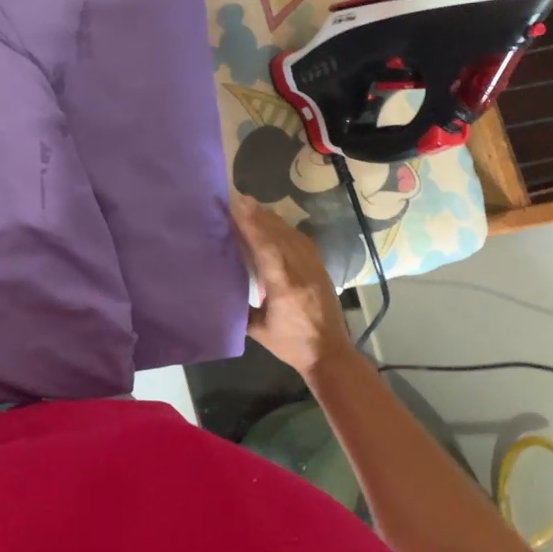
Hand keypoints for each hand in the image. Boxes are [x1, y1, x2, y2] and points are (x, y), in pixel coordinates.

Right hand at [229, 194, 351, 372]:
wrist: (329, 352)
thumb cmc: (290, 344)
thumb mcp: (258, 329)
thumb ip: (242, 306)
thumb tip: (223, 287)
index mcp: (285, 286)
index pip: (267, 247)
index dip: (252, 226)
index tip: (237, 207)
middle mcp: (301, 271)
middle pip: (279, 235)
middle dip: (260, 216)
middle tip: (240, 199)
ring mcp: (315, 268)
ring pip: (292, 235)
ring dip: (272, 220)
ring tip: (254, 207)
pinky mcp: (321, 269)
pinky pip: (302, 242)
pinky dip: (286, 230)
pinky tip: (276, 224)